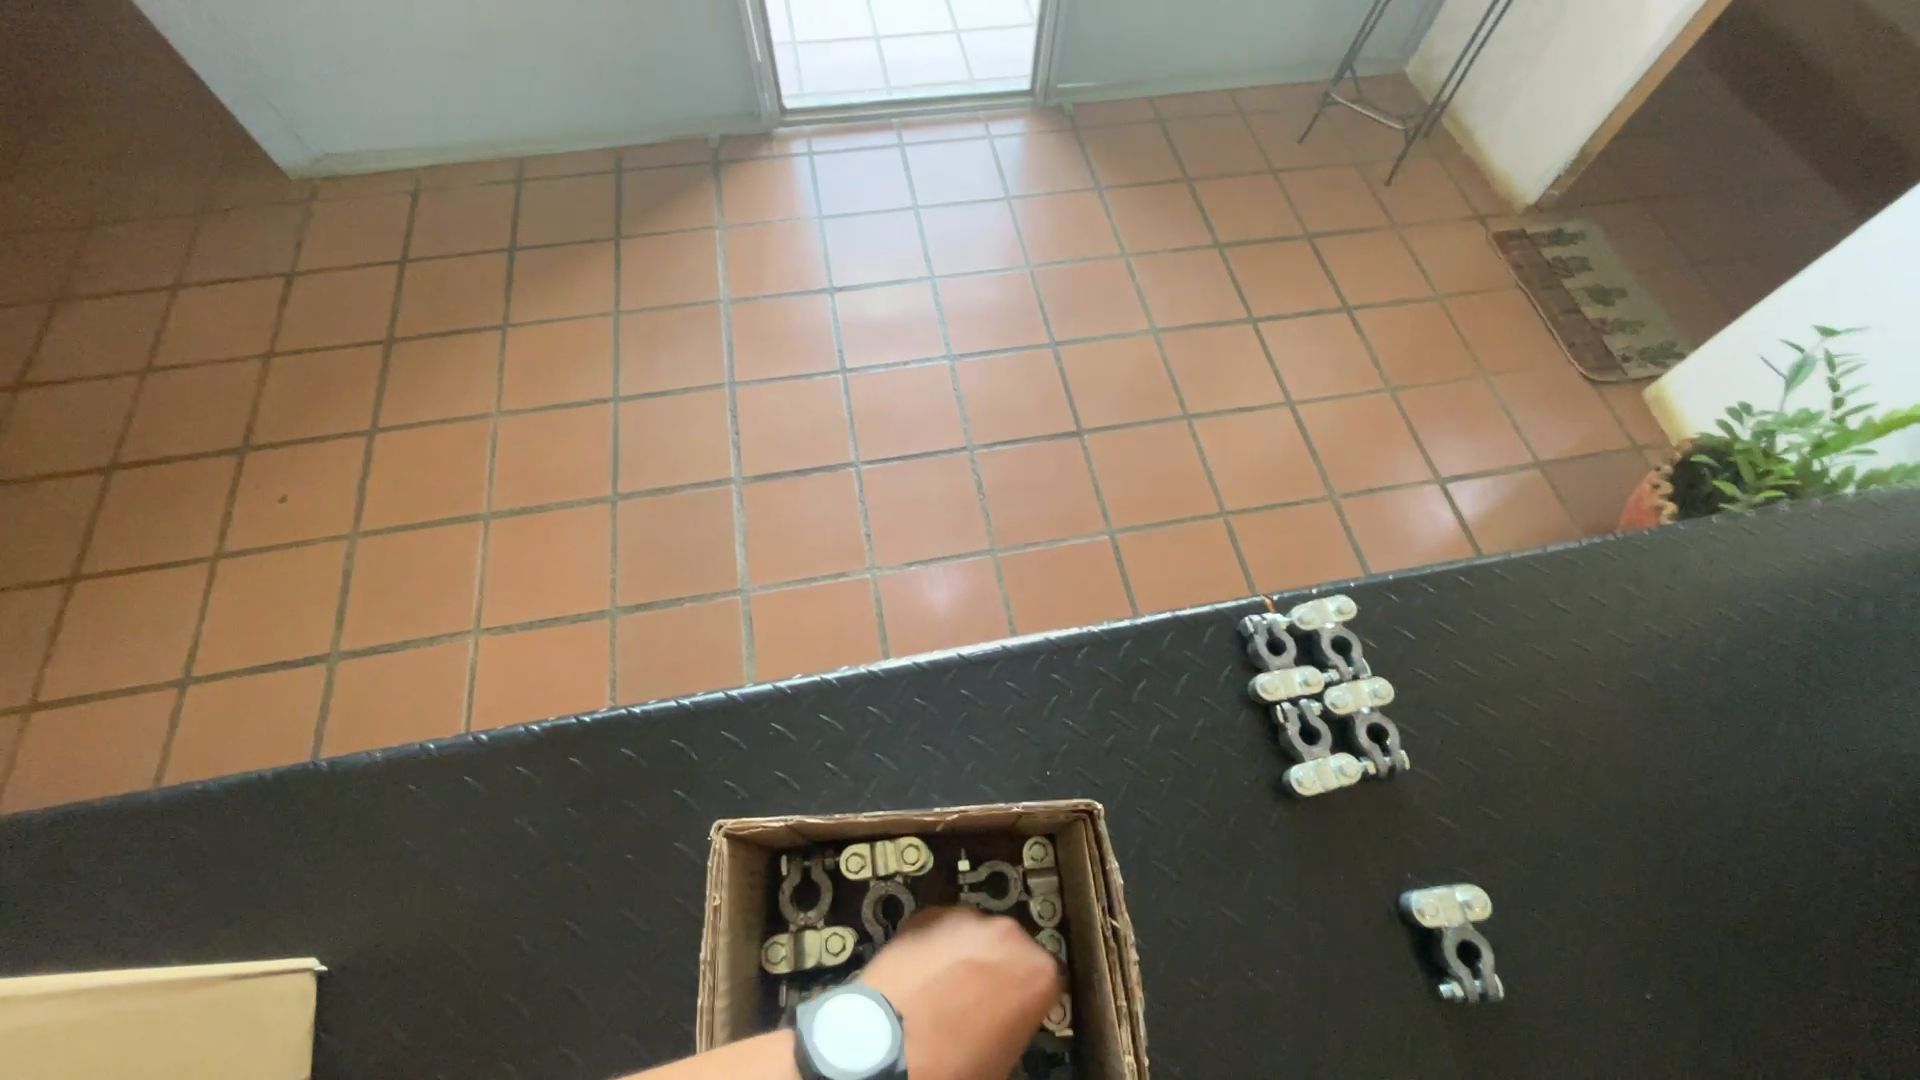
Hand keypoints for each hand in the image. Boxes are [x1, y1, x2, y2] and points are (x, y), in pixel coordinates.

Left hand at [858, 906, 1061, 1079]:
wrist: (888, 1048)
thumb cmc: (954, 1064)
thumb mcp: (1004, 1056)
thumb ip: (1015, 1017)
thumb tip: (1003, 1014)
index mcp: (1040, 971)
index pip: (1045, 977)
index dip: (1026, 995)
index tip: (1012, 1009)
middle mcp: (1009, 933)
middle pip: (1010, 947)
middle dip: (997, 967)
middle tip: (976, 999)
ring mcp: (967, 917)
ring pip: (975, 934)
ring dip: (966, 953)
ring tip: (943, 986)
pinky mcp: (928, 913)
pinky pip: (941, 929)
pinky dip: (935, 946)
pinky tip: (921, 975)